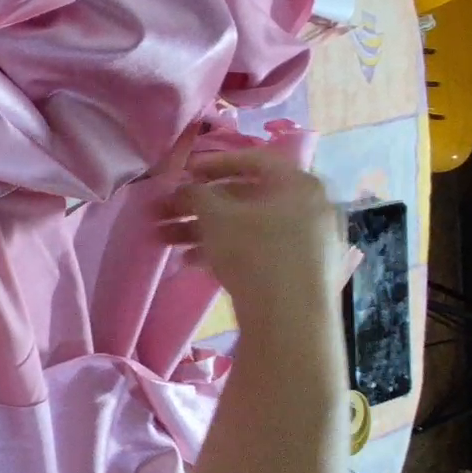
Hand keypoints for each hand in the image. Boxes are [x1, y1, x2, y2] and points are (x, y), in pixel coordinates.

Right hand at [156, 148, 341, 327]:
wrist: (290, 312)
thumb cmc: (252, 251)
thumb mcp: (214, 216)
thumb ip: (195, 193)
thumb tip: (185, 186)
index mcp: (296, 183)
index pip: (252, 159)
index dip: (212, 163)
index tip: (182, 173)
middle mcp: (308, 204)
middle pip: (243, 195)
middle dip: (197, 205)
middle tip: (163, 213)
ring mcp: (307, 235)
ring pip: (245, 222)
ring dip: (202, 228)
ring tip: (167, 242)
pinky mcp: (300, 262)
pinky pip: (256, 244)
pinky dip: (224, 247)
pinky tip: (193, 261)